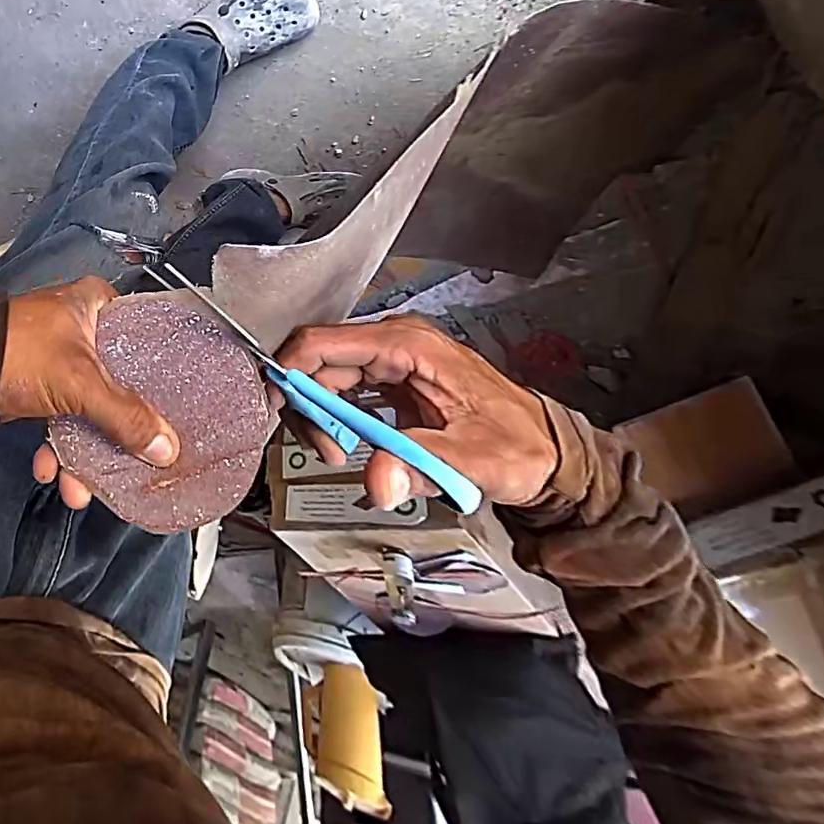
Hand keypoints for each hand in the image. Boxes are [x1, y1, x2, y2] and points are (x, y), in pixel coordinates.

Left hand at [0, 278, 179, 508]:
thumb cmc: (17, 353)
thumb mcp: (80, 383)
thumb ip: (125, 416)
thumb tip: (165, 447)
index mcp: (97, 305)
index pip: (147, 340)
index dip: (161, 381)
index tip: (173, 415)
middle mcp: (82, 327)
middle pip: (120, 384)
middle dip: (119, 434)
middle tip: (130, 463)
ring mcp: (60, 358)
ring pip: (90, 408)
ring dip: (85, 451)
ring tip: (80, 486)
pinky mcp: (41, 384)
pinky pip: (64, 418)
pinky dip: (60, 446)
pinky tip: (52, 471)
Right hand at [274, 316, 557, 509]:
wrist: (546, 452)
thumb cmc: (522, 445)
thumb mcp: (478, 460)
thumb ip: (422, 466)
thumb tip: (376, 480)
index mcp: (409, 345)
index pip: (324, 343)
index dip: (290, 372)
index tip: (277, 407)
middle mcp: (393, 343)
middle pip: (315, 360)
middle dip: (305, 406)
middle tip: (325, 449)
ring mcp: (388, 359)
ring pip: (320, 375)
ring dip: (316, 415)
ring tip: (340, 451)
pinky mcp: (386, 378)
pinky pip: (337, 388)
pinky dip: (330, 416)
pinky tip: (346, 441)